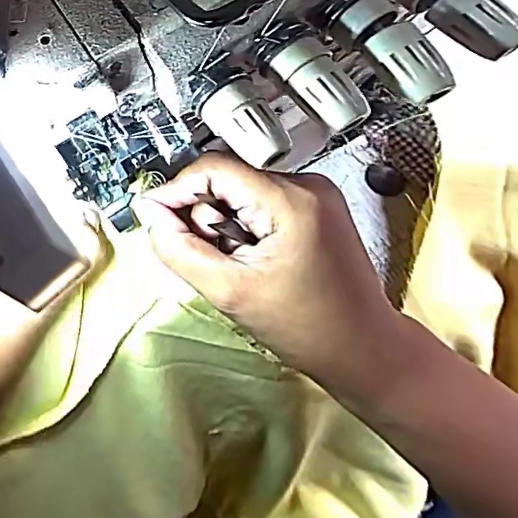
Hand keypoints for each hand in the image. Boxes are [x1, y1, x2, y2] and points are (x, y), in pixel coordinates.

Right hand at [132, 153, 399, 386]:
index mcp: (291, 200)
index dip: (177, 191)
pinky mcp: (313, 206)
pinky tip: (257, 259)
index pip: (213, 167)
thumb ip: (181, 250)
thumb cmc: (313, 329)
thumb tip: (152, 217)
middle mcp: (307, 185)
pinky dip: (245, 227)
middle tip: (218, 258)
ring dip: (226, 225)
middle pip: (225, 178)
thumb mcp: (230, 292)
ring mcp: (313, 194)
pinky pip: (257, 201)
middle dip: (208, 217)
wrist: (364, 350)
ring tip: (244, 264)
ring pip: (238, 191)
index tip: (157, 215)